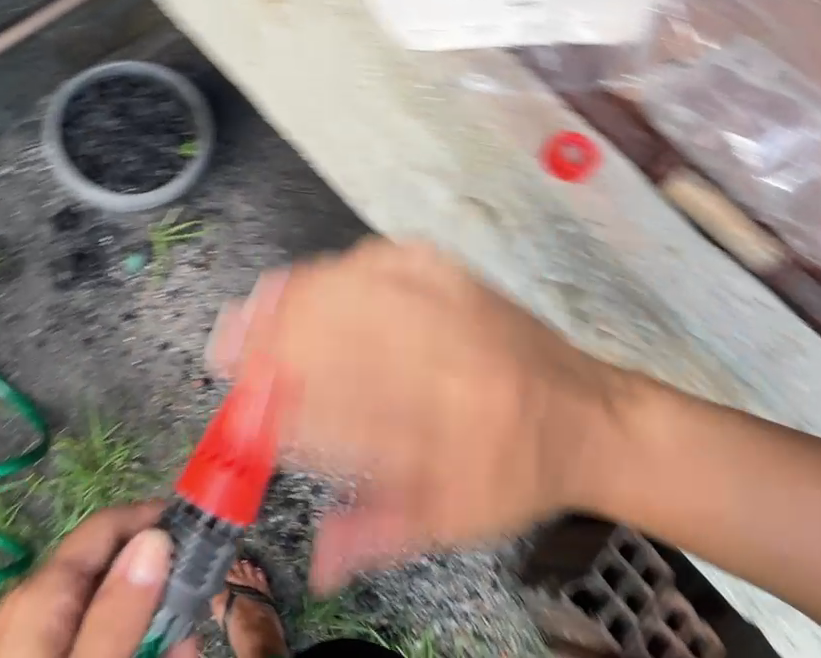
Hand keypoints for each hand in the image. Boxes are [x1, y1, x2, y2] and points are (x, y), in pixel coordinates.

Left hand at [0, 503, 194, 657]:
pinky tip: (148, 657)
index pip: (108, 525)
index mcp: (42, 590)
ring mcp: (30, 635)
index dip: (157, 522)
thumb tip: (156, 538)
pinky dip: (119, 642)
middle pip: (110, 567)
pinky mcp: (34, 654)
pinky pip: (86, 636)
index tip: (206, 540)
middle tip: (195, 616)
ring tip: (178, 649)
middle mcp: (35, 601)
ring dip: (146, 622)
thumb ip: (119, 611)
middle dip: (158, 585)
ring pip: (103, 607)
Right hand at [206, 239, 638, 591]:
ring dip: (295, 298)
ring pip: (356, 288)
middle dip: (275, 338)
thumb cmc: (517, 473)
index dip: (284, 403)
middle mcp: (448, 358)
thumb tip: (316, 563)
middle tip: (231, 344)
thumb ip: (379, 535)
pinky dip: (340, 268)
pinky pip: (384, 258)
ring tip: (255, 308)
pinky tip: (316, 278)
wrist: (588, 416)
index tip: (245, 407)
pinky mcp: (455, 274)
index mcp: (448, 428)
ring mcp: (452, 305)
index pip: (345, 408)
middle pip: (342, 335)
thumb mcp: (454, 521)